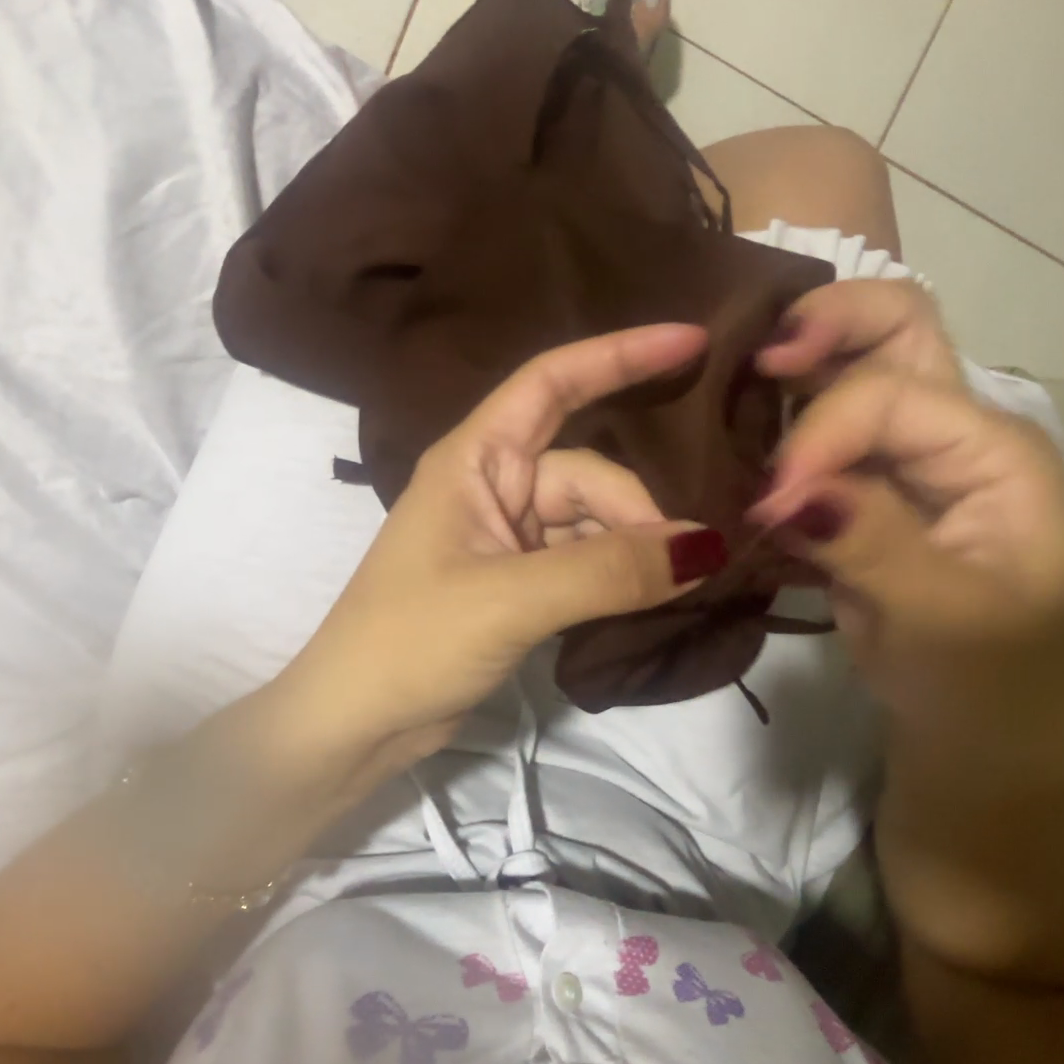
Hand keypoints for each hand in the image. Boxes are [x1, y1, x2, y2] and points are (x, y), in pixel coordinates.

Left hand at [283, 324, 729, 763]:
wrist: (355, 721)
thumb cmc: (410, 642)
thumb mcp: (509, 599)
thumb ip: (608, 570)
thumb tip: (707, 546)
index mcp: (472, 460)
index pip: (551, 382)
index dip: (620, 355)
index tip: (695, 342)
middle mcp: (490, 487)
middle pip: (586, 470)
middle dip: (636, 509)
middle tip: (684, 565)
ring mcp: (503, 538)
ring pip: (590, 521)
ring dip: (632, 548)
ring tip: (679, 585)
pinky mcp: (515, 584)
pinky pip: (582, 561)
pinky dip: (617, 576)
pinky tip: (650, 598)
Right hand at [749, 280, 1063, 982]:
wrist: (983, 773)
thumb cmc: (992, 700)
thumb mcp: (947, 623)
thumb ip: (873, 540)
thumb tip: (785, 485)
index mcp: (997, 455)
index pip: (893, 396)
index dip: (823, 434)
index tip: (772, 506)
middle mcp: (951, 445)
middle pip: (896, 336)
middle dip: (825, 326)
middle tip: (757, 360)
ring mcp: (901, 477)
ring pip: (848, 382)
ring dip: (796, 372)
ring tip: (734, 387)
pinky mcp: (857, 514)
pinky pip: (814, 447)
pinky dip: (776, 431)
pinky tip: (737, 442)